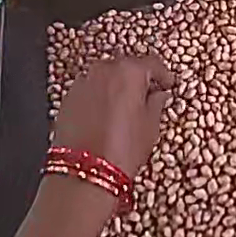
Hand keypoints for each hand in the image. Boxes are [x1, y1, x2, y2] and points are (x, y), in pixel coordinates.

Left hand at [50, 55, 173, 177]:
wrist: (84, 173)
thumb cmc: (121, 150)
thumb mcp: (151, 126)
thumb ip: (156, 103)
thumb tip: (158, 96)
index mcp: (129, 71)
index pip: (152, 63)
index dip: (163, 75)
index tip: (167, 84)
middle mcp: (104, 70)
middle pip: (126, 66)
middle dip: (138, 79)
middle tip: (149, 96)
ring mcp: (83, 83)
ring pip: (106, 77)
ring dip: (117, 87)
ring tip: (126, 108)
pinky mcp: (67, 99)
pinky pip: (90, 91)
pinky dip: (99, 98)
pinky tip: (106, 116)